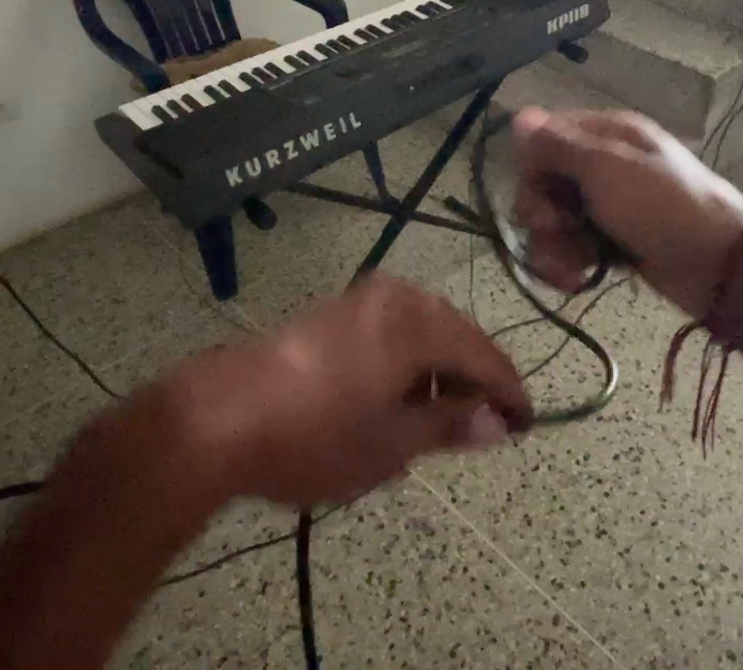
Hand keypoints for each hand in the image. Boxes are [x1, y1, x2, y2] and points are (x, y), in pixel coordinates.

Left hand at [157, 274, 532, 508]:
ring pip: (423, 330)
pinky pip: (392, 329)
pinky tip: (397, 395)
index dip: (508, 391)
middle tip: (484, 426)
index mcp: (418, 324)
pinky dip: (408, 359)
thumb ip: (450, 426)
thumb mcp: (391, 443)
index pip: (484, 355)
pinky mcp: (333, 311)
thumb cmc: (315, 436)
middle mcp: (396, 298)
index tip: (525, 425)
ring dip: (439, 369)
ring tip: (439, 418)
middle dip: (473, 379)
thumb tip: (499, 423)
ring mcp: (360, 300)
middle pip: (456, 335)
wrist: (217, 416)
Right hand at [511, 109, 742, 317]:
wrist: (721, 266)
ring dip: (552, 245)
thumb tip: (519, 115)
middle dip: (541, 211)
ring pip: (555, 220)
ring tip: (569, 266)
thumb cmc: (663, 206)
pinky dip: (568, 263)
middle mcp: (604, 165)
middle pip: (545, 182)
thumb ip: (558, 146)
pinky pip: (573, 247)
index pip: (546, 137)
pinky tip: (575, 279)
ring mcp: (609, 205)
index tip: (537, 189)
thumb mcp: (607, 169)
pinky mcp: (613, 242)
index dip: (532, 165)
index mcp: (607, 134)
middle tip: (554, 229)